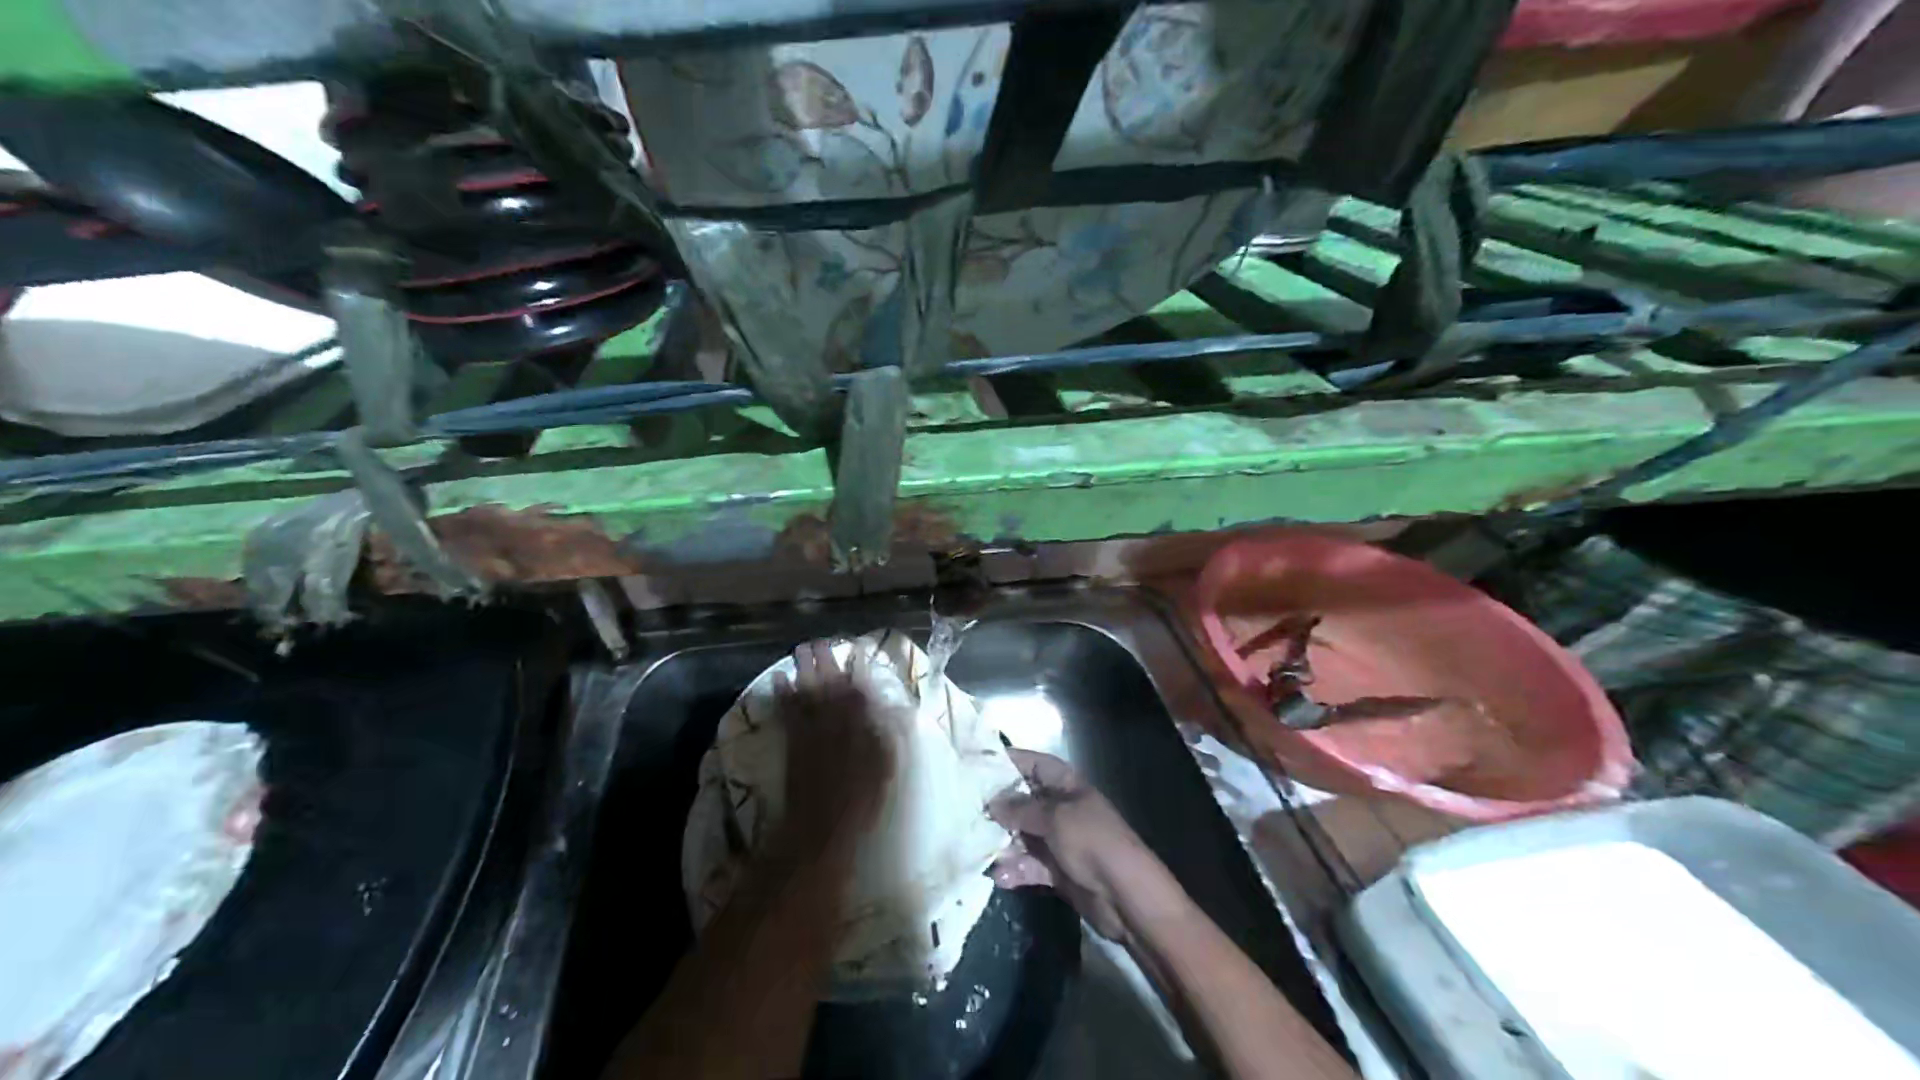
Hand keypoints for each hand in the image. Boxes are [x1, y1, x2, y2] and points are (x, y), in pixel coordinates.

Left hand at [771, 640, 894, 858]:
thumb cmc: (861, 804)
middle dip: (825, 661)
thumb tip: (893, 707)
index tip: (856, 651)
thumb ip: (888, 733)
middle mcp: (833, 722)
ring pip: (806, 692)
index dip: (857, 669)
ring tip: (800, 649)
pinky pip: (785, 712)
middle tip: (821, 641)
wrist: (820, 832)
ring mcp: (809, 731)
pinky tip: (778, 679)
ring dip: (803, 669)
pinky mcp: (791, 744)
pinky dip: (781, 694)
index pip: (859, 690)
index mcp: (860, 726)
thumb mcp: (886, 768)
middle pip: (828, 684)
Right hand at [988, 749, 1172, 941]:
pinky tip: (1000, 876)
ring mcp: (1058, 840)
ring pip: (1021, 835)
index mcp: (1065, 785)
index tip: (975, 763)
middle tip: (964, 810)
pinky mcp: (1056, 870)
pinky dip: (1015, 870)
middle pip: (1022, 800)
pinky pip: (1029, 864)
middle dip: (997, 806)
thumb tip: (991, 802)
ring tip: (978, 850)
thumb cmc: (1093, 843)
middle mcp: (1060, 808)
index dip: (1007, 761)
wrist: (1127, 897)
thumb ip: (1021, 809)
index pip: (1033, 764)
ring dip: (1002, 843)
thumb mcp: (1055, 818)